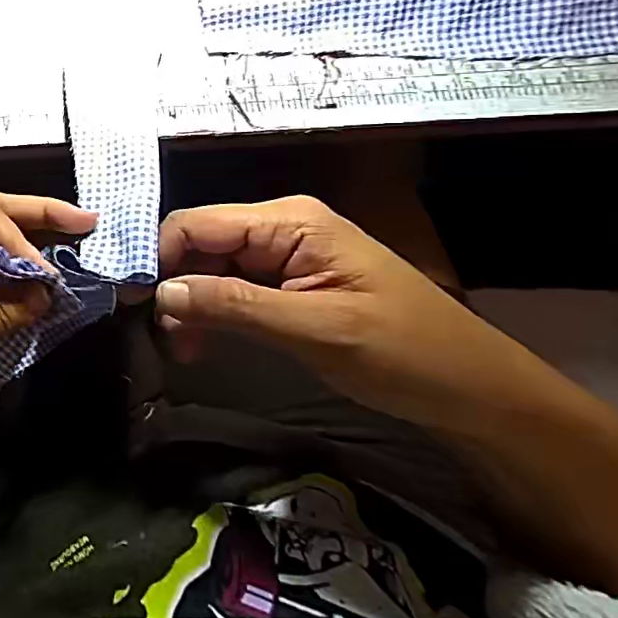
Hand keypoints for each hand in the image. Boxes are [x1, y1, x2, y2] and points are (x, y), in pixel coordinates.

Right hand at [156, 195, 554, 432]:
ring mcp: (279, 255)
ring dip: (187, 304)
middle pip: (195, 245)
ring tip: (179, 346)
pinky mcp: (282, 283)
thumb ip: (236, 306)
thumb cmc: (410, 354)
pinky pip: (226, 289)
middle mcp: (277, 227)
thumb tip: (160, 292)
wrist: (483, 397)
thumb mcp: (320, 330)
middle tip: (157, 334)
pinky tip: (198, 341)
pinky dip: (208, 314)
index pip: (195, 223)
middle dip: (171, 286)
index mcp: (289, 221)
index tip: (134, 300)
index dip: (158, 257)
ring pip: (205, 269)